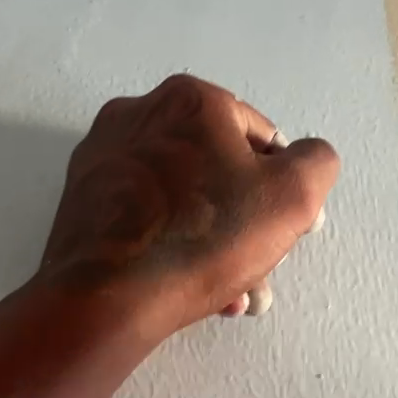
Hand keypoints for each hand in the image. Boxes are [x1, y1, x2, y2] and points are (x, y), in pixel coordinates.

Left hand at [37, 74, 338, 339]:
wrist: (105, 298)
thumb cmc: (204, 239)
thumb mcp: (292, 197)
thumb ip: (316, 163)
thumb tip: (305, 160)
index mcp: (191, 99)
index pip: (262, 139)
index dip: (283, 188)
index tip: (285, 232)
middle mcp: (140, 113)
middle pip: (220, 172)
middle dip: (248, 227)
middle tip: (260, 272)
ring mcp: (103, 156)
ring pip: (185, 201)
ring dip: (217, 247)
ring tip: (232, 295)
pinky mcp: (81, 198)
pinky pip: (147, 217)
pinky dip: (175, 247)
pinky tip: (192, 288)